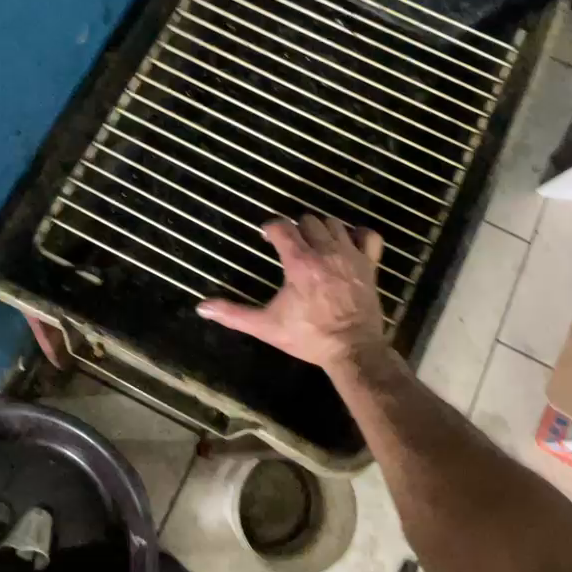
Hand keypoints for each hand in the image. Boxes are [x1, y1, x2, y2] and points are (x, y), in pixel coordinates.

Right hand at [196, 215, 388, 371]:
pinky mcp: (370, 265)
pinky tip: (348, 244)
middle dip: (296, 228)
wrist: (353, 350)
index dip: (271, 228)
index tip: (266, 237)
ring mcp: (351, 256)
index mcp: (299, 262)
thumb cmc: (308, 337)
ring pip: (334, 224)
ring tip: (314, 243)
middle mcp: (325, 252)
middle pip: (308, 221)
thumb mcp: (267, 327)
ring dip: (321, 229)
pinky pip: (368, 236)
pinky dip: (357, 235)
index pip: (282, 226)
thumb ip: (234, 314)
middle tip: (289, 244)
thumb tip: (202, 308)